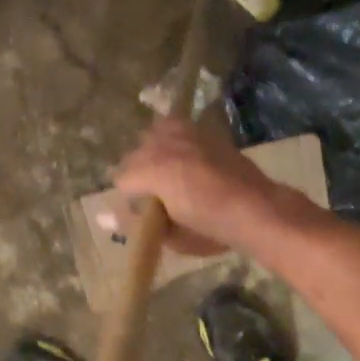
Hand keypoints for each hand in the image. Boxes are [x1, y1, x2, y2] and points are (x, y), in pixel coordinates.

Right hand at [106, 118, 285, 255]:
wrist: (257, 209)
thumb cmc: (212, 229)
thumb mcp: (171, 235)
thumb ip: (136, 222)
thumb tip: (102, 217)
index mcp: (153, 171)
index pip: (122, 180)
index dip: (128, 198)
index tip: (140, 211)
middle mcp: (165, 145)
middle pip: (134, 155)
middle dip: (138, 175)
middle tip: (154, 197)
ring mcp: (186, 134)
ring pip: (153, 135)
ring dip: (153, 152)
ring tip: (167, 174)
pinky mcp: (205, 131)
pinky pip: (176, 125)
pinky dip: (172, 137)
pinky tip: (184, 156)